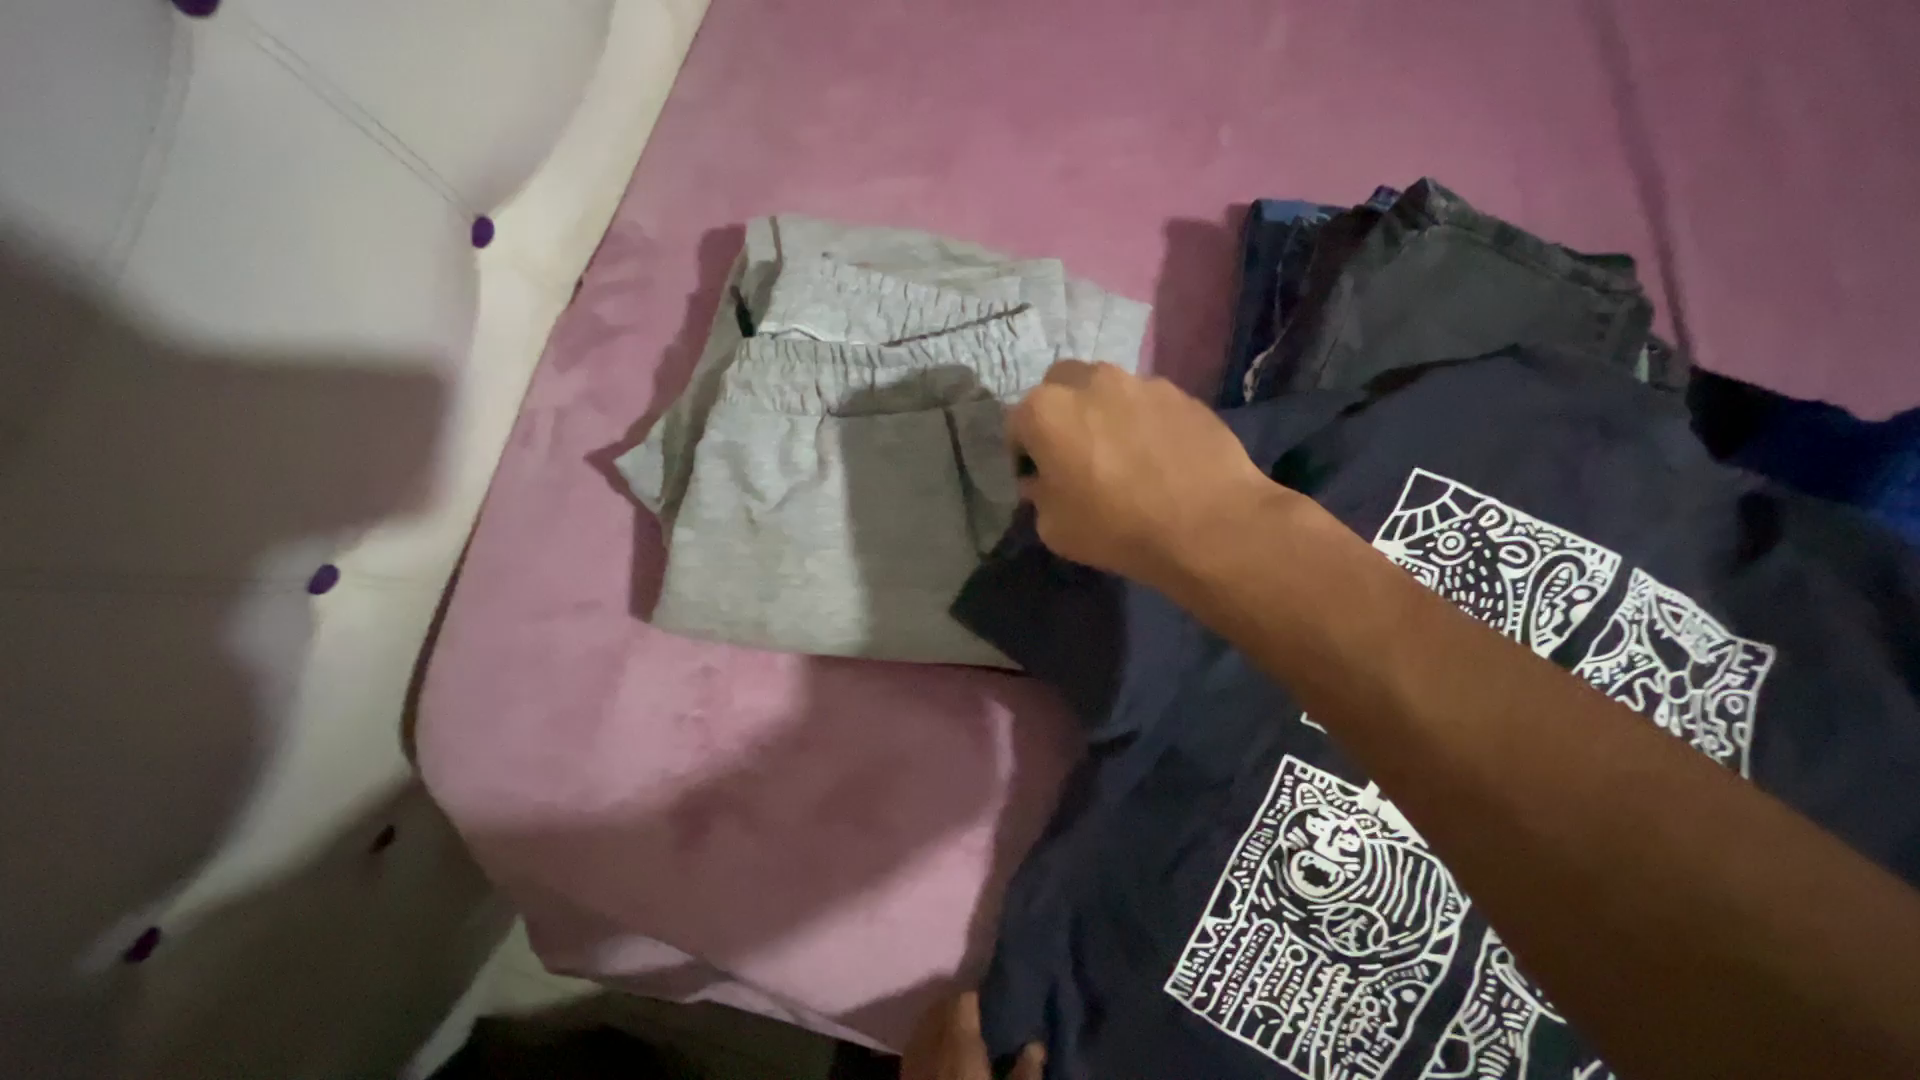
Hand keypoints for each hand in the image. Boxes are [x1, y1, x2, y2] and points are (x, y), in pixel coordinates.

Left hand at [900, 992, 1044, 1079]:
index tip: (994, 1007)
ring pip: (924, 1029)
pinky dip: (928, 1047)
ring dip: (941, 1026)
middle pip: (939, 1010)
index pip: (962, 1000)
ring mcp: (913, 1065)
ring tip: (963, 1040)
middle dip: (957, 1010)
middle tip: (981, 1021)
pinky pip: (915, 1052)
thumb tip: (1035, 1045)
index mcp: (959, 1045)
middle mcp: (931, 1046)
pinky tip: (943, 1063)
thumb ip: (1026, 1073)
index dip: (978, 999)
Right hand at [1010, 360, 1278, 590]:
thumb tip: (1044, 481)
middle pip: (1059, 388)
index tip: (1038, 479)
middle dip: (1060, 415)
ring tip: (1122, 453)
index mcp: (1045, 411)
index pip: (1017, 423)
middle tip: (1076, 455)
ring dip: (1103, 413)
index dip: (1024, 454)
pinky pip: (1147, 403)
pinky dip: (1143, 422)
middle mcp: (1089, 381)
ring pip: (1107, 390)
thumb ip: (1039, 495)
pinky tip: (1159, 456)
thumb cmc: (1117, 528)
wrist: (1208, 524)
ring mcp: (1139, 382)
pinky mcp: (1181, 393)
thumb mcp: (1054, 528)